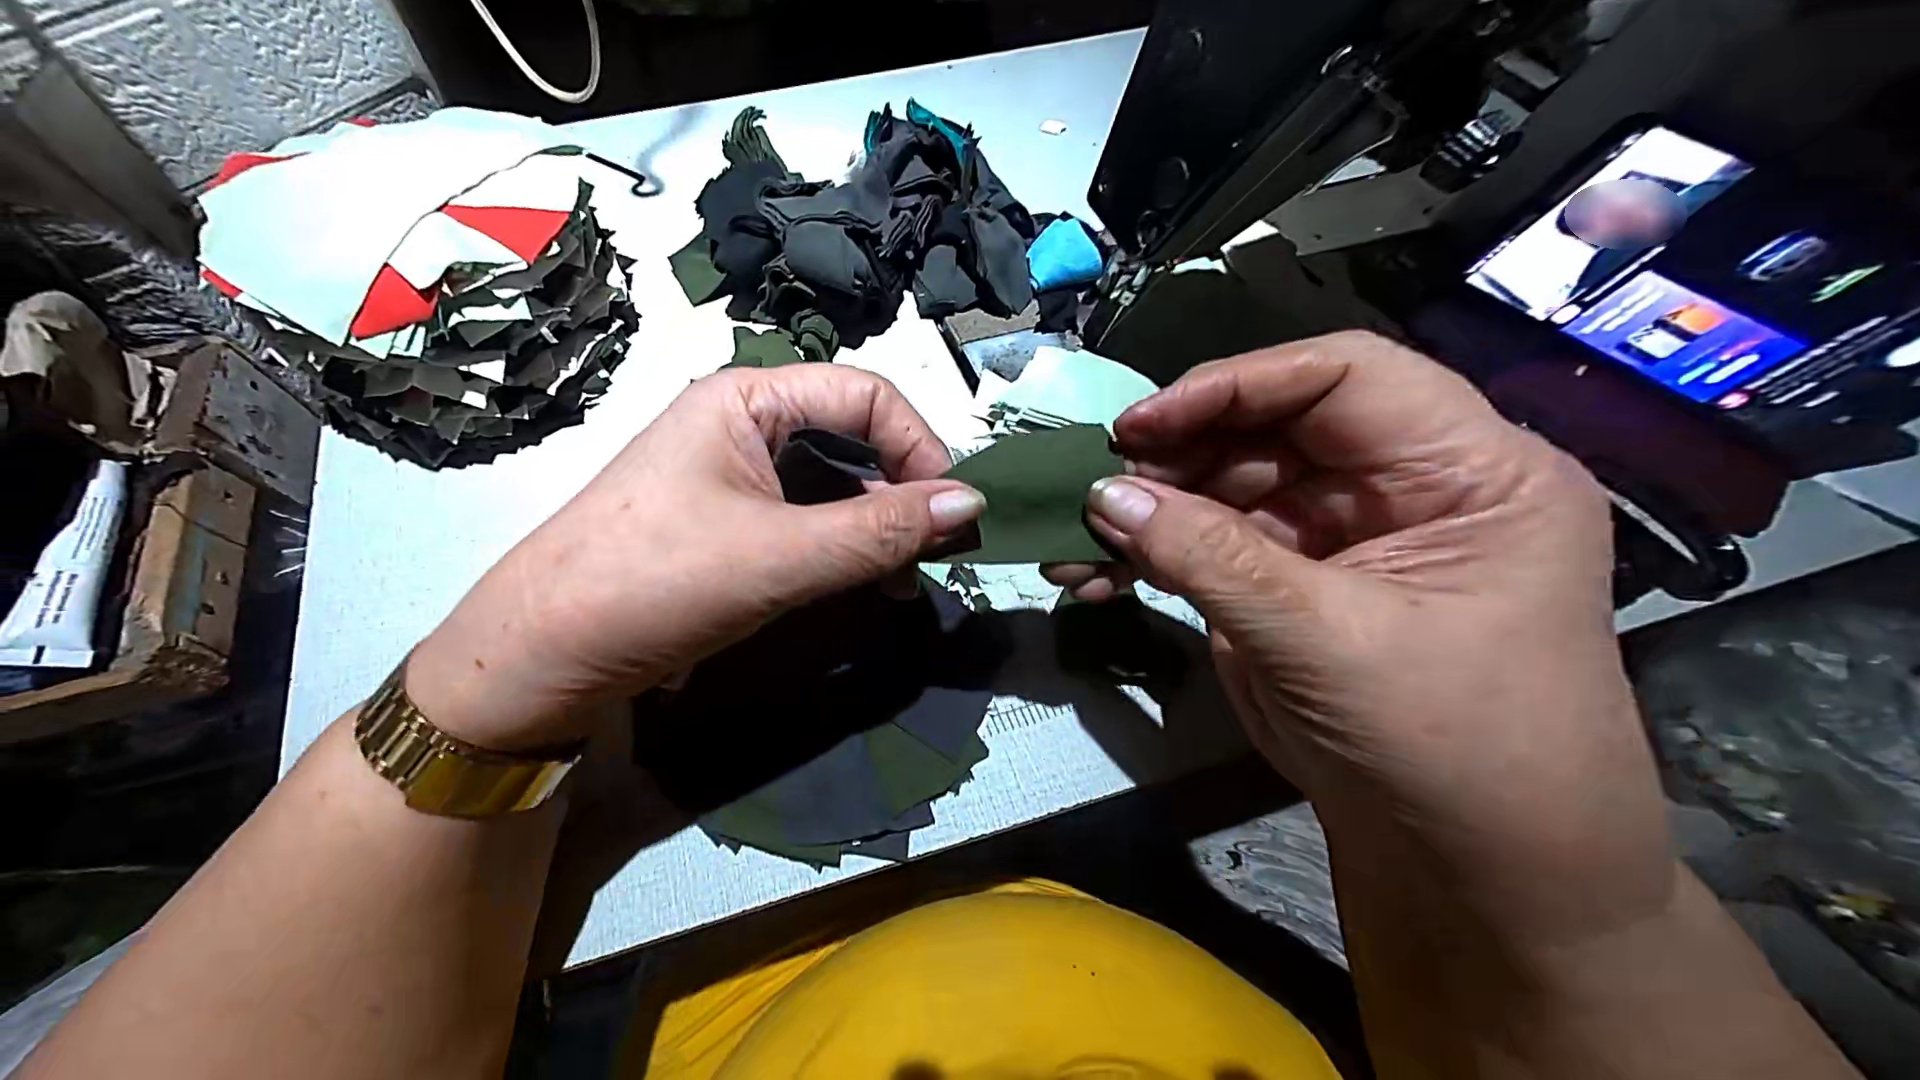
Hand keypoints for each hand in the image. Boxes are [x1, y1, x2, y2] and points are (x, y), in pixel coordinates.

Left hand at [406, 365, 983, 750]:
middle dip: (903, 490)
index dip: (917, 445)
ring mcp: (740, 475)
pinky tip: (869, 581)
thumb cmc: (657, 582)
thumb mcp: (782, 555)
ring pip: (838, 483)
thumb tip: (973, 502)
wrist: (544, 656)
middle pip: (855, 437)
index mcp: (748, 399)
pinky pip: (814, 518)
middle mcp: (747, 425)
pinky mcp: (737, 522)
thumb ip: (880, 530)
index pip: (865, 396)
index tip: (949, 508)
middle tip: (935, 549)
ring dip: (881, 525)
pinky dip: (850, 546)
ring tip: (905, 578)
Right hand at [1048, 333, 1672, 926]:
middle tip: (1097, 488)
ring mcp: (1337, 535)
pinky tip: (1096, 576)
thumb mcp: (1324, 642)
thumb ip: (1208, 557)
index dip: (1235, 385)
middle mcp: (1401, 484)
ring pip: (1226, 487)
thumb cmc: (1445, 748)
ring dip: (1148, 512)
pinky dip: (1152, 556)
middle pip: (1270, 429)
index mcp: (1466, 469)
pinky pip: (1210, 544)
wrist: (1468, 870)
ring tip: (1076, 542)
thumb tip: (1103, 495)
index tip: (1141, 426)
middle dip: (1177, 456)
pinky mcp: (1289, 582)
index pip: (1344, 376)